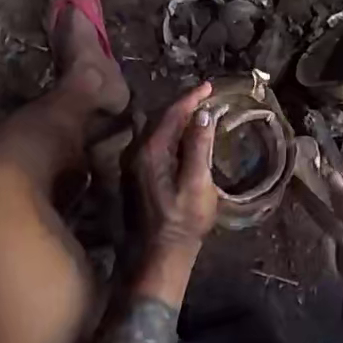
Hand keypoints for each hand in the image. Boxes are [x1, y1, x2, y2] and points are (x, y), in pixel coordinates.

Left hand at [136, 82, 218, 253]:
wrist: (157, 257)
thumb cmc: (182, 223)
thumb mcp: (197, 185)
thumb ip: (199, 148)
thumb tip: (203, 115)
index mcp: (150, 152)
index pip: (171, 113)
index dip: (191, 97)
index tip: (210, 86)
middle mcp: (135, 152)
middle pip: (159, 117)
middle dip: (183, 104)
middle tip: (206, 96)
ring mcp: (132, 164)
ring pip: (154, 128)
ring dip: (176, 117)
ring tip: (198, 111)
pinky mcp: (136, 175)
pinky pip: (153, 141)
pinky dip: (169, 131)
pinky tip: (183, 135)